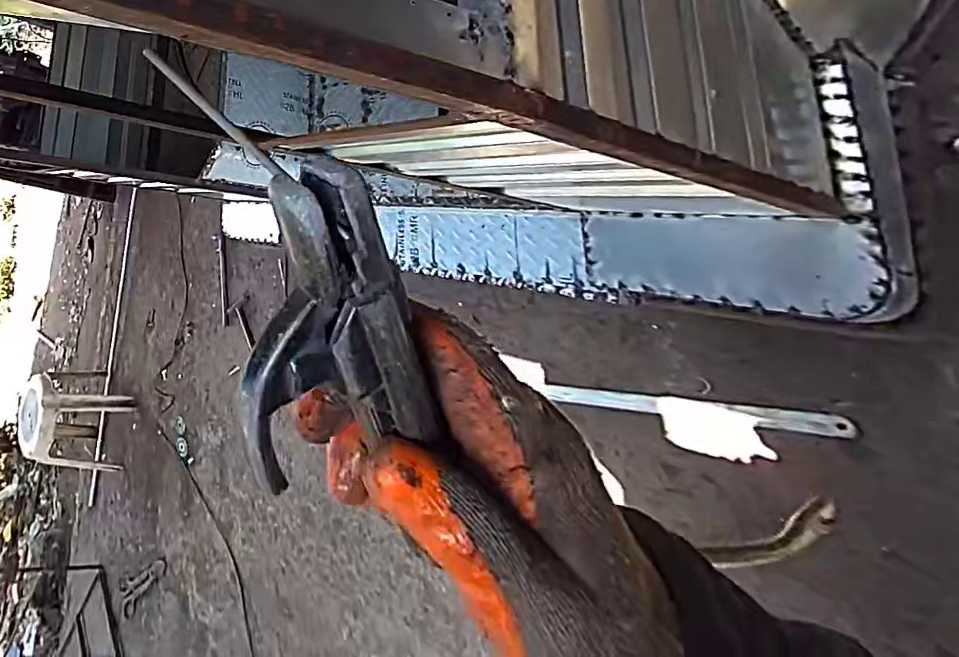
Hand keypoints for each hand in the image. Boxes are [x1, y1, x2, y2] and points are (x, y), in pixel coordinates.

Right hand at [296, 312, 681, 656]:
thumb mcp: (529, 585)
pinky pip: (421, 436)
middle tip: (318, 422)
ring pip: (408, 401)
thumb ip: (456, 517)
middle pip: (411, 367)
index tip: (331, 355)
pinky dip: (384, 453)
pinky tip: (375, 486)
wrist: (641, 653)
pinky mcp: (484, 463)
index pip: (441, 341)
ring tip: (345, 474)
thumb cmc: (604, 633)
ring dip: (362, 428)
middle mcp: (508, 423)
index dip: (379, 333)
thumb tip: (386, 460)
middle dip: (354, 389)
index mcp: (523, 434)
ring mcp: (495, 441)